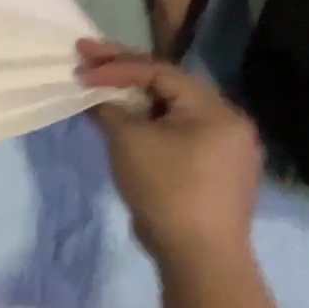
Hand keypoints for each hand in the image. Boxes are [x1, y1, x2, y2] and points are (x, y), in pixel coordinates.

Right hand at [77, 39, 267, 298]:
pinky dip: (145, 116)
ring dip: (132, 93)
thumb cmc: (165, 185)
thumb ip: (108, 105)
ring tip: (97, 83)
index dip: (115, 65)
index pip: (159, 72)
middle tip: (85, 55)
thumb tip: (94, 93)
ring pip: (170, 105)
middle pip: (168, 84)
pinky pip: (175, 127)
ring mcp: (224, 147)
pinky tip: (119, 114)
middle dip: (123, 70)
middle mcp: (229, 124)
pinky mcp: (212, 166)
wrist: (197, 252)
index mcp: (217, 112)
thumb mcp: (127, 136)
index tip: (80, 67)